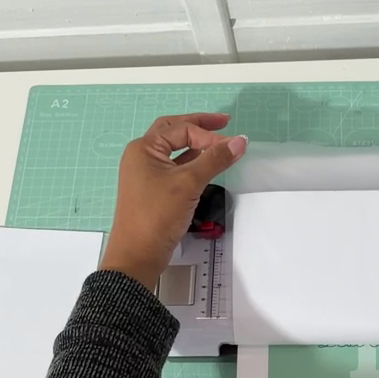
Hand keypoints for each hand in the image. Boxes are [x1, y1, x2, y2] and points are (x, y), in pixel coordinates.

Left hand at [101, 113, 247, 288]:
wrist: (138, 255)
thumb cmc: (157, 215)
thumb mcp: (189, 183)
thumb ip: (215, 159)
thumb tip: (240, 140)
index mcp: (144, 148)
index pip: (181, 129)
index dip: (208, 134)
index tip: (231, 145)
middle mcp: (143, 156)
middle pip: (174, 132)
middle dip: (199, 126)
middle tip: (223, 122)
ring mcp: (147, 174)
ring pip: (175, 151)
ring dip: (196, 145)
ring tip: (220, 143)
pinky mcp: (154, 190)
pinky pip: (176, 168)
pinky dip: (192, 163)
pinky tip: (208, 164)